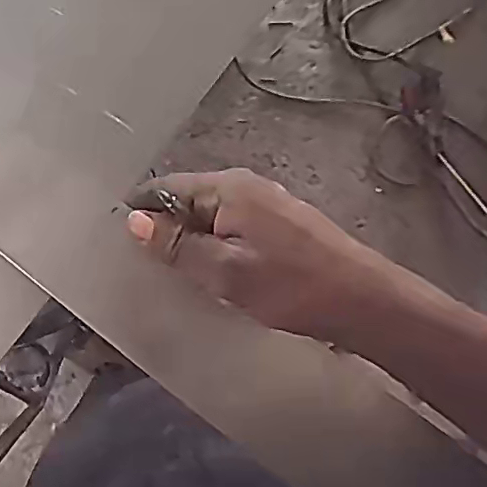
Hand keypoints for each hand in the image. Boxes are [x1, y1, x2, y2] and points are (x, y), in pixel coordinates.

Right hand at [125, 169, 454, 344]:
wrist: (365, 301)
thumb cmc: (291, 286)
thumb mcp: (225, 272)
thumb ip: (177, 245)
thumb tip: (134, 222)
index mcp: (228, 188)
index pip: (166, 188)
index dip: (141, 212)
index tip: (121, 241)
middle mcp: (245, 185)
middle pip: (187, 199)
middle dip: (164, 227)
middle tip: (145, 264)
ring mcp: (265, 202)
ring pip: (209, 215)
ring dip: (190, 238)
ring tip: (174, 271)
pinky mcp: (279, 223)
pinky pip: (230, 226)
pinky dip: (214, 244)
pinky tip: (212, 270)